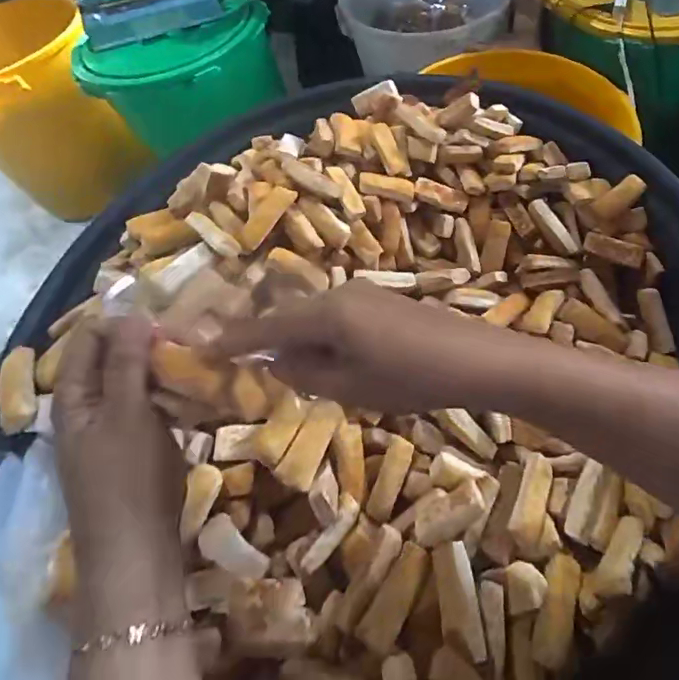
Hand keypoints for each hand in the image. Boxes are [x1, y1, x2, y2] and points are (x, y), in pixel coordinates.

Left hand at [53, 314, 186, 630]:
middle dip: (146, 343)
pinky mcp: (133, 444)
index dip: (123, 323)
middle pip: (112, 356)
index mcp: (72, 395)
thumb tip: (133, 312)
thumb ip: (126, 360)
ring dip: (159, 367)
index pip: (91, 336)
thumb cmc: (127, 478)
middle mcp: (86, 406)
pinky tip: (191, 389)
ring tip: (193, 358)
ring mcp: (110, 426)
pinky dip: (166, 391)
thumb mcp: (127, 412)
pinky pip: (148, 403)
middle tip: (186, 338)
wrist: (136, 554)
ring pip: (134, 379)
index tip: (164, 321)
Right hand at [201, 282, 519, 413]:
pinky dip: (324, 336)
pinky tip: (329, 358)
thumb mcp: (351, 387)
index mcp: (328, 312)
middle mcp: (341, 292)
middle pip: (291, 316)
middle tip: (238, 358)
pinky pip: (338, 316)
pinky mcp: (383, 300)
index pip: (269, 327)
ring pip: (315, 316)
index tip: (201, 345)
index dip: (235, 339)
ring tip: (286, 368)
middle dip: (266, 339)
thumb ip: (306, 373)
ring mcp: (364, 292)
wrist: (476, 359)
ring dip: (299, 339)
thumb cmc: (411, 378)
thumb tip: (276, 362)